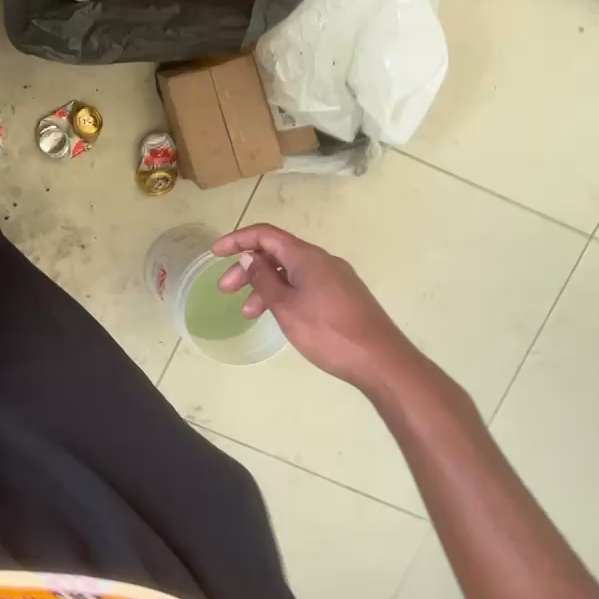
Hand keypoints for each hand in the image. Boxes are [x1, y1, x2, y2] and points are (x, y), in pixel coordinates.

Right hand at [212, 223, 423, 394]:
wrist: (384, 363)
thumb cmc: (328, 332)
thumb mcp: (286, 306)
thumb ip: (263, 280)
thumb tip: (250, 259)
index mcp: (307, 257)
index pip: (264, 235)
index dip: (236, 240)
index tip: (214, 254)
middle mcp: (322, 261)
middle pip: (276, 254)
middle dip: (247, 268)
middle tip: (226, 290)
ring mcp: (336, 279)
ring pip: (290, 272)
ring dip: (265, 287)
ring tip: (248, 313)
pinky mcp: (344, 297)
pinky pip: (305, 285)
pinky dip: (284, 294)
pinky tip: (278, 315)